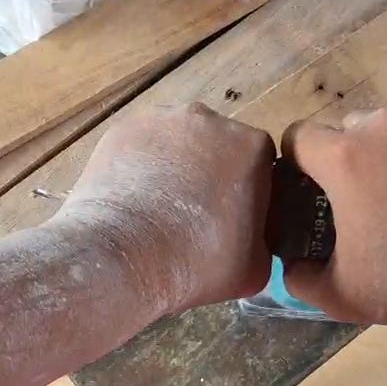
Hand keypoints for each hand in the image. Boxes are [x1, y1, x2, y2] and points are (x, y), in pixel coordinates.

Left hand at [52, 104, 274, 313]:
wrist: (125, 257)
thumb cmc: (199, 264)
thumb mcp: (257, 266)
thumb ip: (263, 236)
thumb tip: (250, 233)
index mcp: (253, 146)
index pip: (260, 163)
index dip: (247, 191)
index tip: (233, 217)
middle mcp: (211, 120)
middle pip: (218, 145)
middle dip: (210, 172)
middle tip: (194, 213)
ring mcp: (163, 119)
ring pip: (177, 141)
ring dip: (175, 165)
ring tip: (159, 205)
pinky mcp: (123, 128)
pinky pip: (142, 145)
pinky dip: (141, 164)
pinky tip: (134, 197)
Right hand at [281, 100, 386, 339]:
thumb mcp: (343, 295)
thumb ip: (298, 278)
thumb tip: (288, 264)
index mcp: (345, 159)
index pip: (300, 137)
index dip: (301, 162)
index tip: (315, 186)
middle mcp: (384, 124)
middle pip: (350, 129)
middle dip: (354, 159)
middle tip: (377, 201)